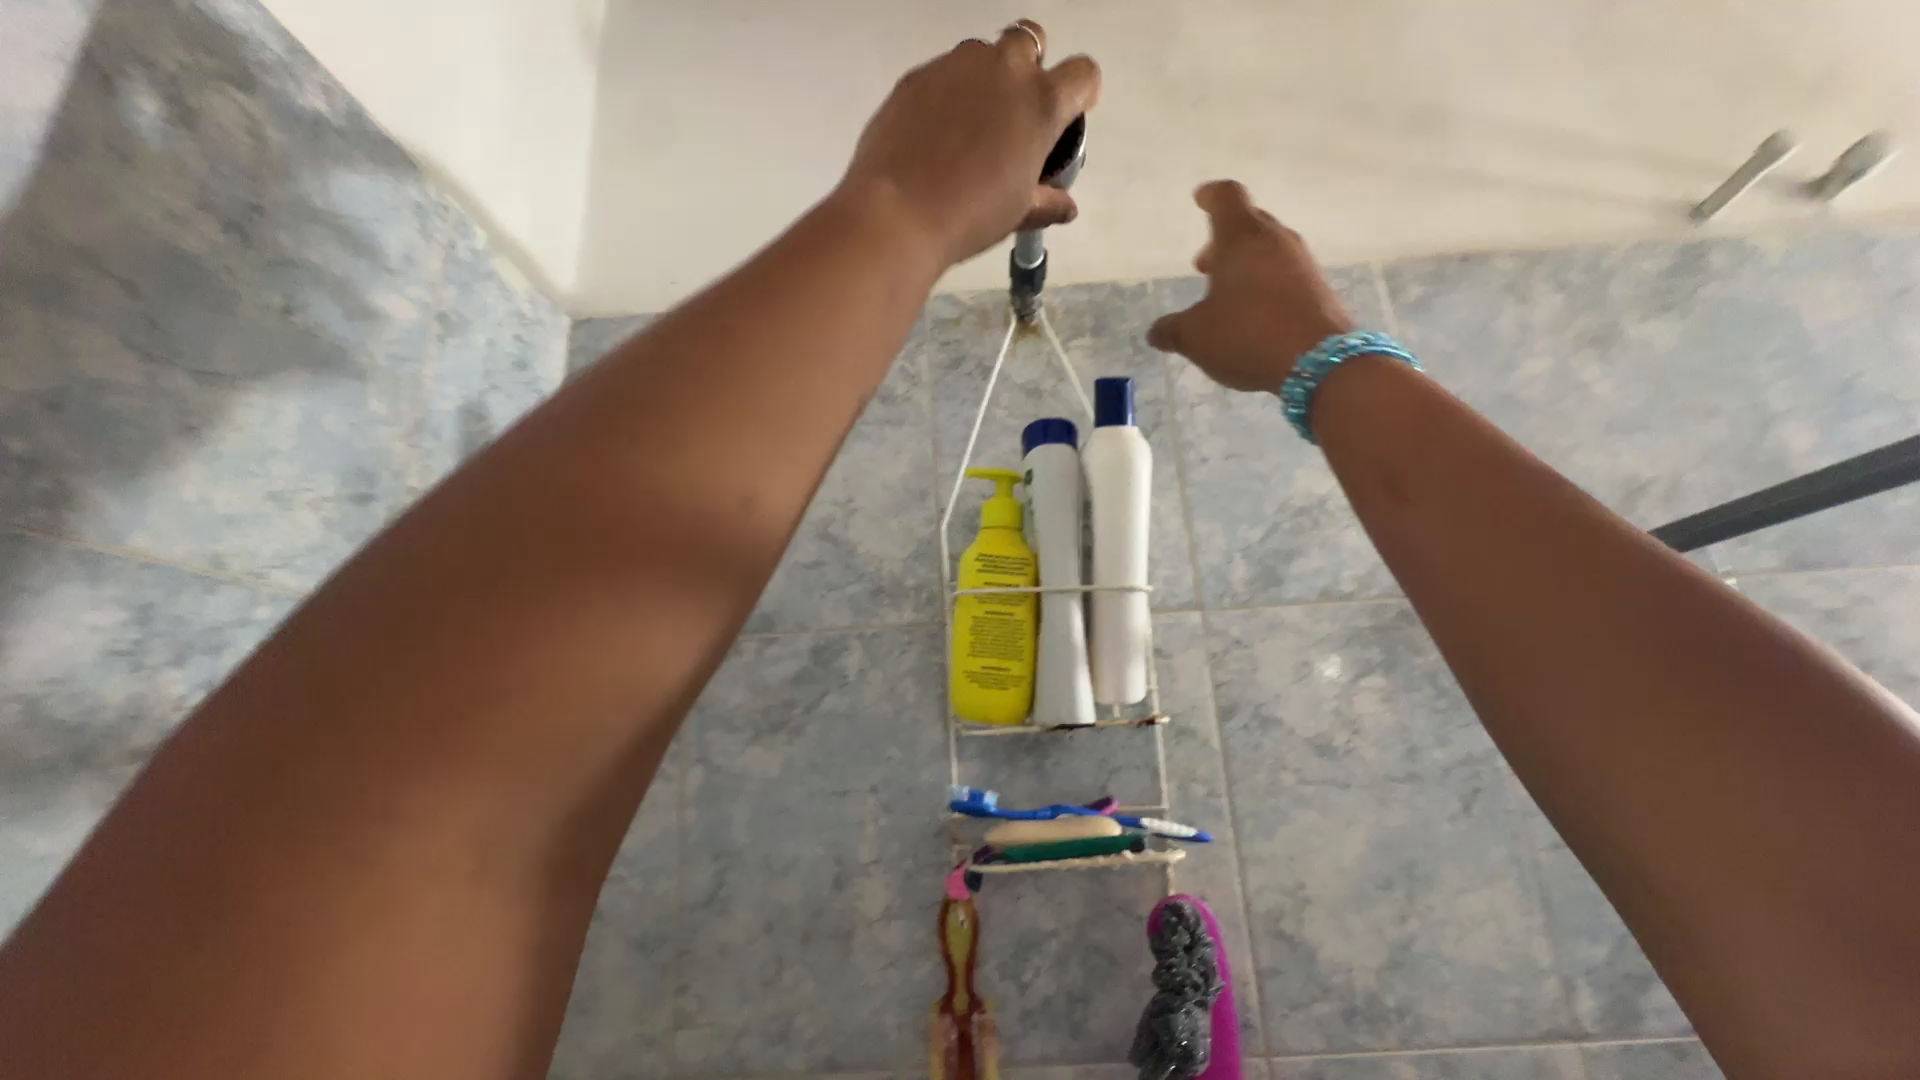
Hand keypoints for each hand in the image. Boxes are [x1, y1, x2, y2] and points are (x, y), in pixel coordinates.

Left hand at [836, 20, 1100, 267]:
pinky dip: (946, 96)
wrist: (896, 214)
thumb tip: (1065, 206)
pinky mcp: (916, 75)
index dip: (1080, 93)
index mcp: (1040, 102)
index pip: (1082, 74)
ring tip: (967, 130)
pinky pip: (942, 75)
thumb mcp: (1017, 212)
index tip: (1068, 115)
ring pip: (982, 55)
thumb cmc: (970, 215)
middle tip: (1012, 117)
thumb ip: (1046, 200)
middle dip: (1028, 69)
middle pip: (1030, 42)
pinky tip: (932, 137)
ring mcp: (956, 66)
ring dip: (984, 80)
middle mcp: (1004, 69)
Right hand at [1147, 181, 1356, 391]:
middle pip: (1249, 223)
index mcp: (1241, 238)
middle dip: (1223, 240)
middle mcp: (1275, 241)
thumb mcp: (1196, 337)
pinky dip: (1264, 283)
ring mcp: (1302, 264)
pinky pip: (1285, 274)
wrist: (1319, 363)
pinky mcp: (1318, 289)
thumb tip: (1157, 332)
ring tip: (1225, 295)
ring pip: (1268, 250)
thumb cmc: (1247, 335)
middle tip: (1204, 265)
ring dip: (1245, 264)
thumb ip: (1173, 330)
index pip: (1226, 198)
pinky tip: (1252, 313)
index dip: (1210, 195)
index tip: (1200, 198)